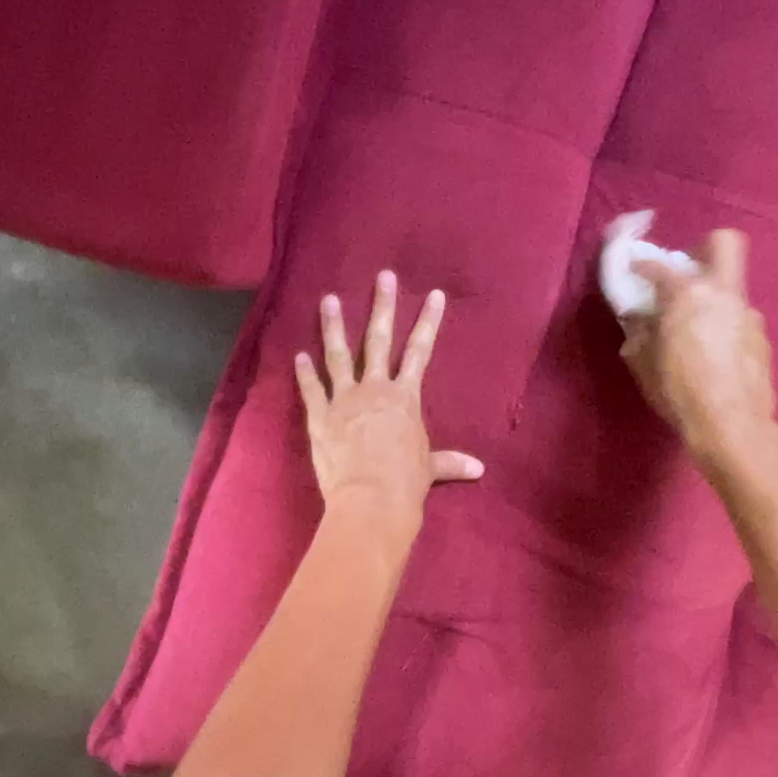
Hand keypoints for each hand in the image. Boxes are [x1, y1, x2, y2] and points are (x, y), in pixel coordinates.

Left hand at [295, 271, 483, 532]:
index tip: (433, 294)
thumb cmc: (406, 483)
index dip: (428, 321)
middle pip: (378, 340)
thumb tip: (478, 469)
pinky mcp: (320, 416)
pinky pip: (311, 389)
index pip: (420, 351)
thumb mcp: (429, 469)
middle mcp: (375, 389)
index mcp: (405, 398)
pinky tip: (298, 354)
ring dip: (333, 326)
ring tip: (329, 300)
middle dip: (382, 306)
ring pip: (338, 355)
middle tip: (383, 276)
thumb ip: (449, 462)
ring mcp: (345, 400)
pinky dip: (304, 371)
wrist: (371, 500)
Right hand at [620, 229, 777, 507]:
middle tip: (682, 274)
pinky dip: (722, 325)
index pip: (659, 266)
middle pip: (723, 244)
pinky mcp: (762, 337)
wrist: (731, 425)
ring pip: (730, 287)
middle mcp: (723, 293)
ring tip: (692, 328)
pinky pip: (737, 318)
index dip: (641, 265)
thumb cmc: (679, 391)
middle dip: (701, 249)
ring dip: (710, 297)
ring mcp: (748, 313)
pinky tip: (711, 354)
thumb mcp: (642, 363)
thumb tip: (637, 317)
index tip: (632, 269)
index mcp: (687, 294)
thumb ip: (638, 331)